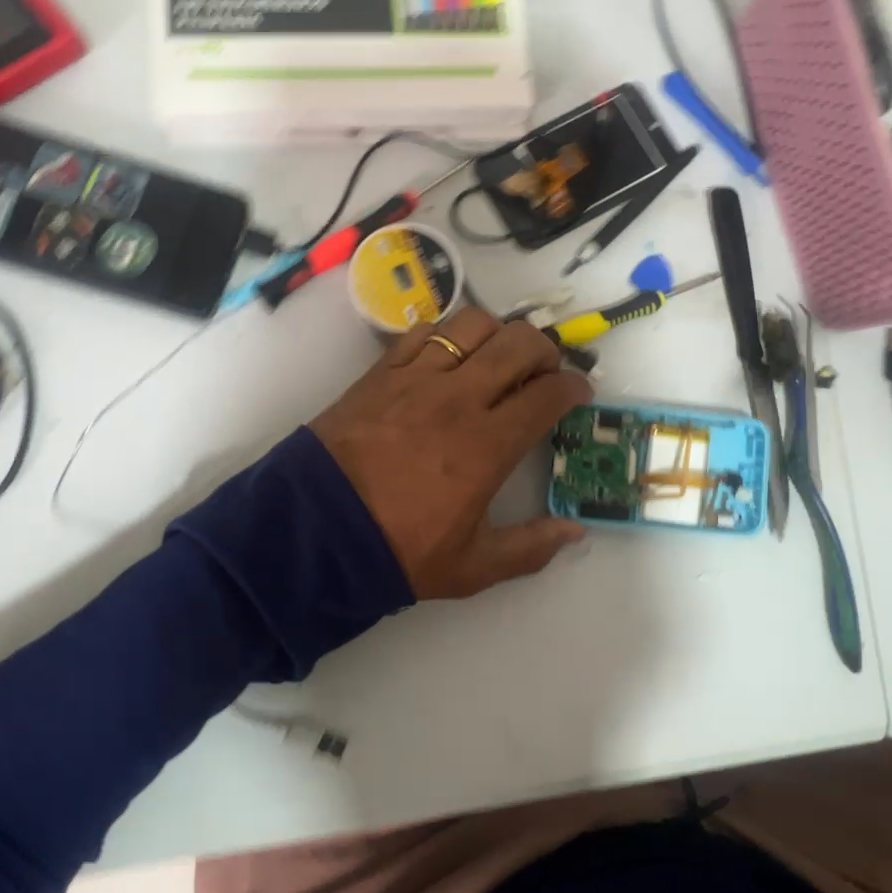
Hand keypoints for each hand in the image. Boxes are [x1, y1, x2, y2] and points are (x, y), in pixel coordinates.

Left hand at [310, 308, 593, 600]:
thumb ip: (530, 548)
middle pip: (519, 344)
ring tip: (496, 357)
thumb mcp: (472, 567)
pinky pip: (422, 333)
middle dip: (545, 351)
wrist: (312, 533)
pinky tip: (446, 357)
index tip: (579, 394)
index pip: (549, 394)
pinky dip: (445, 336)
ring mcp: (416, 379)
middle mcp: (459, 399)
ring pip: (472, 326)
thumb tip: (576, 532)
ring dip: (496, 334)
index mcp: (488, 445)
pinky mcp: (381, 373)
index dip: (574, 387)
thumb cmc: (397, 551)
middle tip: (544, 372)